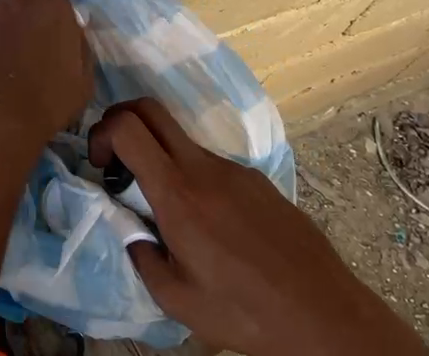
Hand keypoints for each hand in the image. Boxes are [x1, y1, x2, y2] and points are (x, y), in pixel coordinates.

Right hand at [89, 99, 426, 355]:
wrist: (328, 321)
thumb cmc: (246, 312)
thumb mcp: (176, 298)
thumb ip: (140, 254)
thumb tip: (129, 230)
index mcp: (177, 193)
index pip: (126, 126)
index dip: (100, 132)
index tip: (100, 165)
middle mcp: (203, 168)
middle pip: (149, 108)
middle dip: (120, 120)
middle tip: (116, 159)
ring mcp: (236, 171)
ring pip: (181, 139)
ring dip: (160, 157)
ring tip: (170, 210)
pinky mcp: (260, 183)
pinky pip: (213, 165)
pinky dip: (195, 178)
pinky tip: (211, 224)